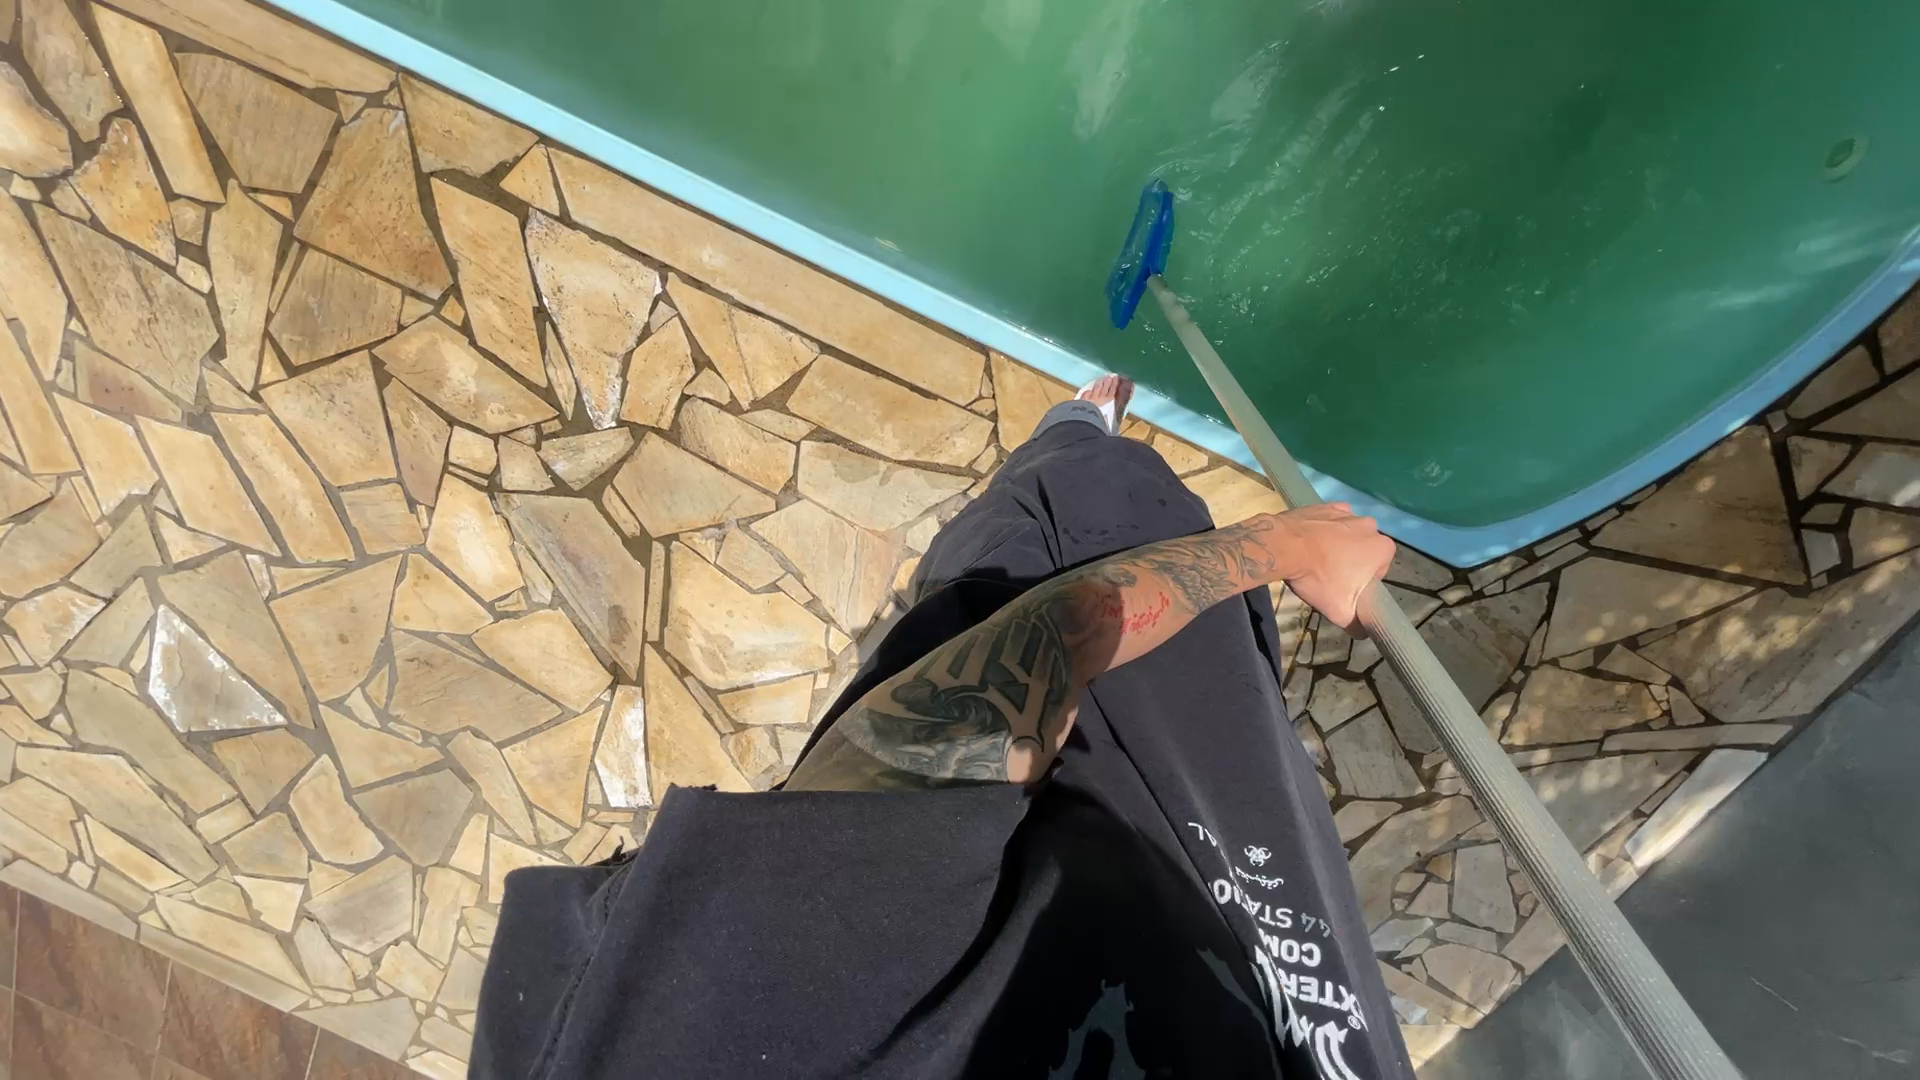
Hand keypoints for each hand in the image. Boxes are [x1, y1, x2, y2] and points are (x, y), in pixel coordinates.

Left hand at [1261, 503, 1393, 631]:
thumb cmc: (1317, 578)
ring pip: (1346, 534)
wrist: (1283, 547)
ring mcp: (1346, 513)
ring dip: (1336, 544)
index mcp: (1382, 548)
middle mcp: (1370, 526)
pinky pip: (1328, 519)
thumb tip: (1363, 633)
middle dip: (1350, 562)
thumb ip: (1358, 625)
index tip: (1342, 587)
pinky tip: (1308, 540)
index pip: (1378, 570)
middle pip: (1363, 550)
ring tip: (1314, 559)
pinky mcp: (1323, 505)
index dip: (1361, 582)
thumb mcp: (1341, 612)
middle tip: (1326, 574)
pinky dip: (1321, 528)